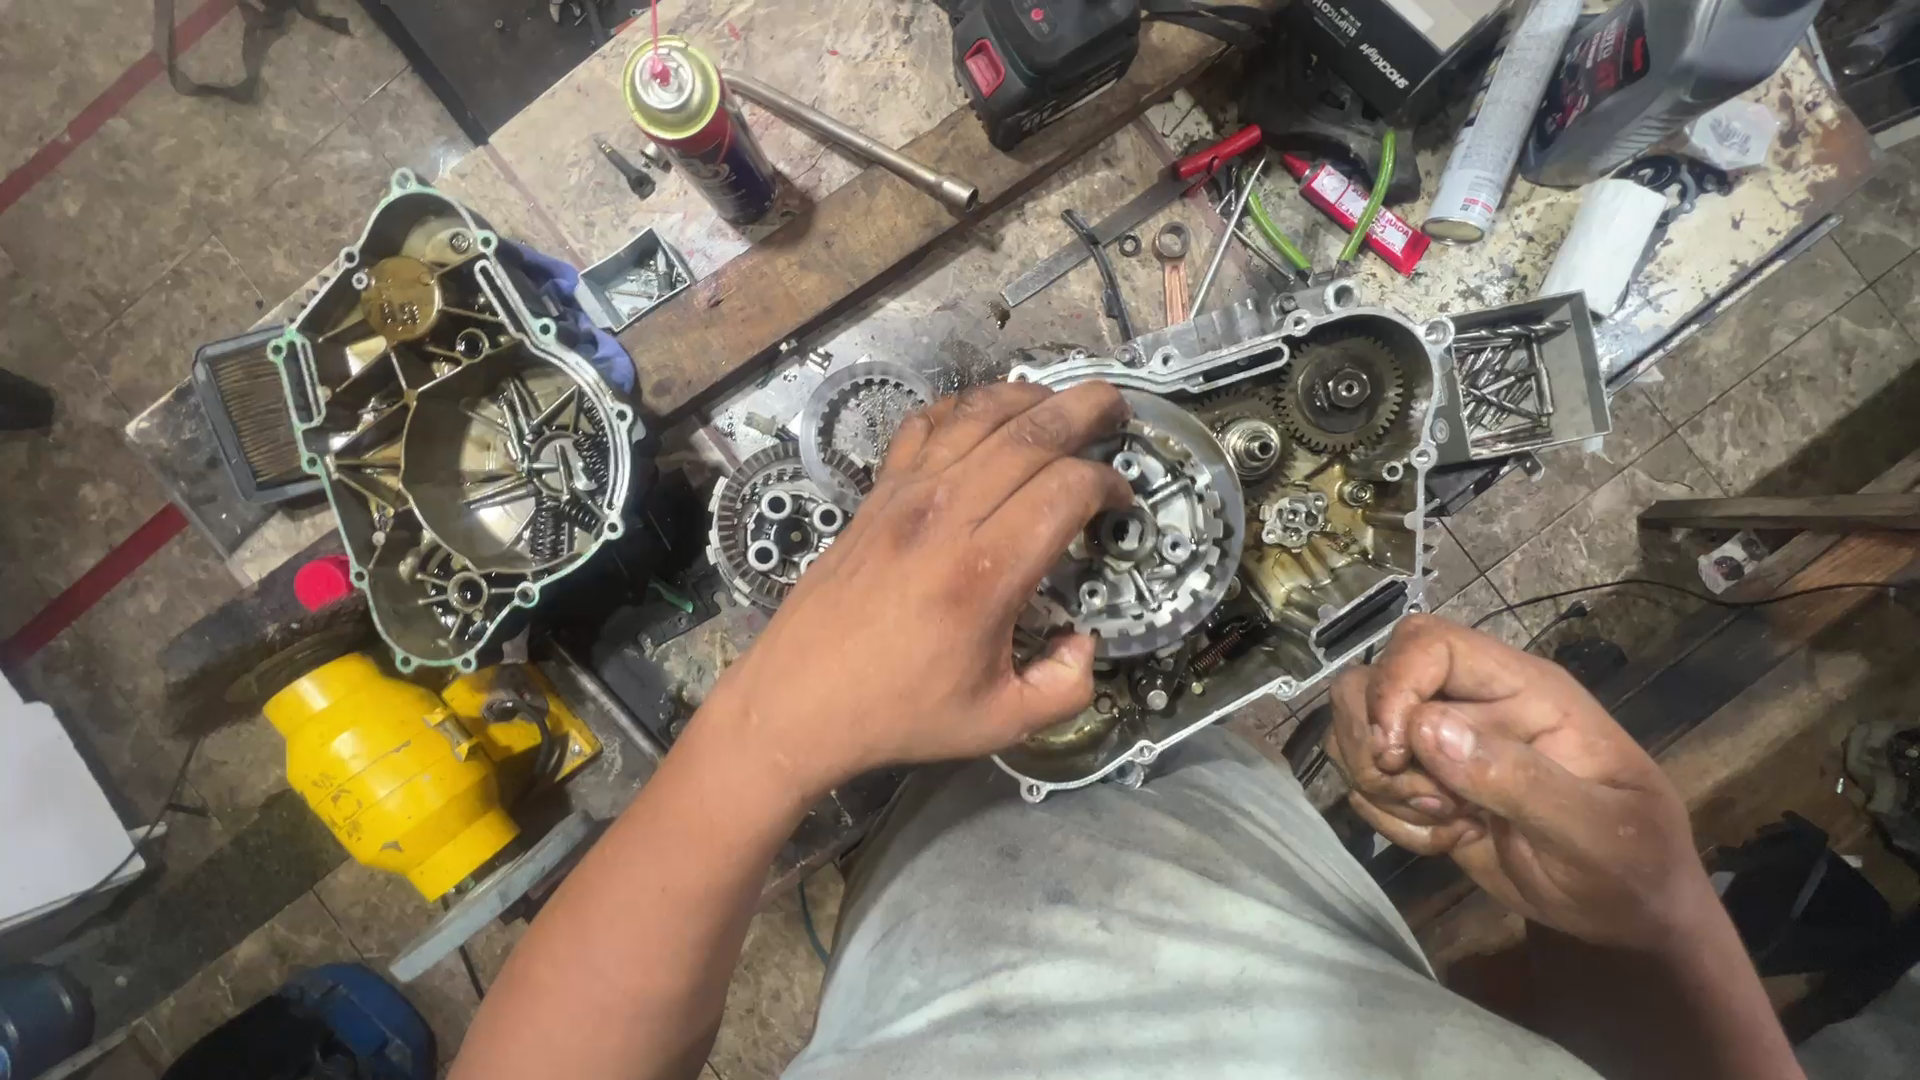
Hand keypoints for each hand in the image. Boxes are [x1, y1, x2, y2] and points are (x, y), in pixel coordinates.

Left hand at [698, 382, 1132, 800]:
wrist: (798, 699)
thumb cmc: (899, 712)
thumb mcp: (999, 723)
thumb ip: (1064, 687)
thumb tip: (1085, 643)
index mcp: (986, 571)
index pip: (1065, 489)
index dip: (1107, 483)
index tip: (1121, 501)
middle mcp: (948, 515)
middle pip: (1030, 433)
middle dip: (1085, 410)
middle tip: (1117, 410)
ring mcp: (906, 496)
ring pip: (977, 416)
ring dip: (1028, 396)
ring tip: (1061, 398)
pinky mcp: (876, 494)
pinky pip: (923, 427)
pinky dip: (961, 408)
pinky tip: (982, 414)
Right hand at [1328, 615, 1710, 948]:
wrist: (1620, 919)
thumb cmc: (1632, 869)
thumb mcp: (1599, 834)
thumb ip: (1519, 779)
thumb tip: (1424, 729)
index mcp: (1521, 688)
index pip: (1427, 643)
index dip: (1394, 684)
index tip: (1395, 752)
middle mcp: (1467, 700)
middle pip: (1369, 680)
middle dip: (1374, 746)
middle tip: (1428, 800)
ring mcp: (1434, 738)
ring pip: (1352, 727)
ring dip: (1379, 785)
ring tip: (1443, 821)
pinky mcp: (1414, 776)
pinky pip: (1359, 778)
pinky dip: (1385, 815)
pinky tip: (1441, 837)